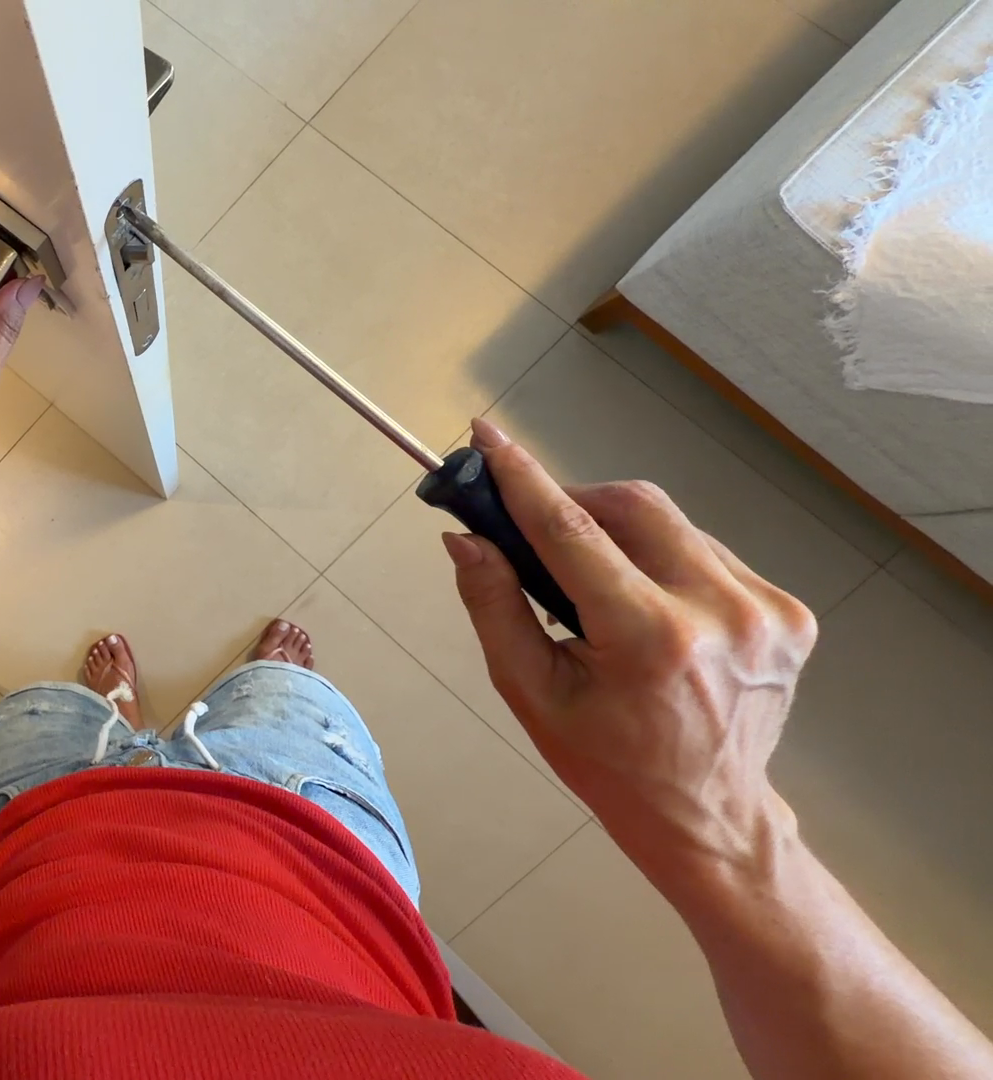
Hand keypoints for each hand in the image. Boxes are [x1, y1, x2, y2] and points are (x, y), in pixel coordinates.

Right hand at [443, 419, 817, 883]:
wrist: (705, 811)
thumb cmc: (600, 756)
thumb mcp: (525, 687)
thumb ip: (492, 604)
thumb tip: (465, 537)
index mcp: (647, 637)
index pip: (570, 532)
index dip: (522, 478)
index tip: (487, 436)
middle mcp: (721, 611)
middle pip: (632, 505)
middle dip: (571, 499)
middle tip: (532, 529)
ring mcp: (767, 608)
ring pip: (670, 522)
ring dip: (612, 530)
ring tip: (585, 578)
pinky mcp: (788, 610)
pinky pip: (701, 548)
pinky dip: (652, 554)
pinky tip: (635, 596)